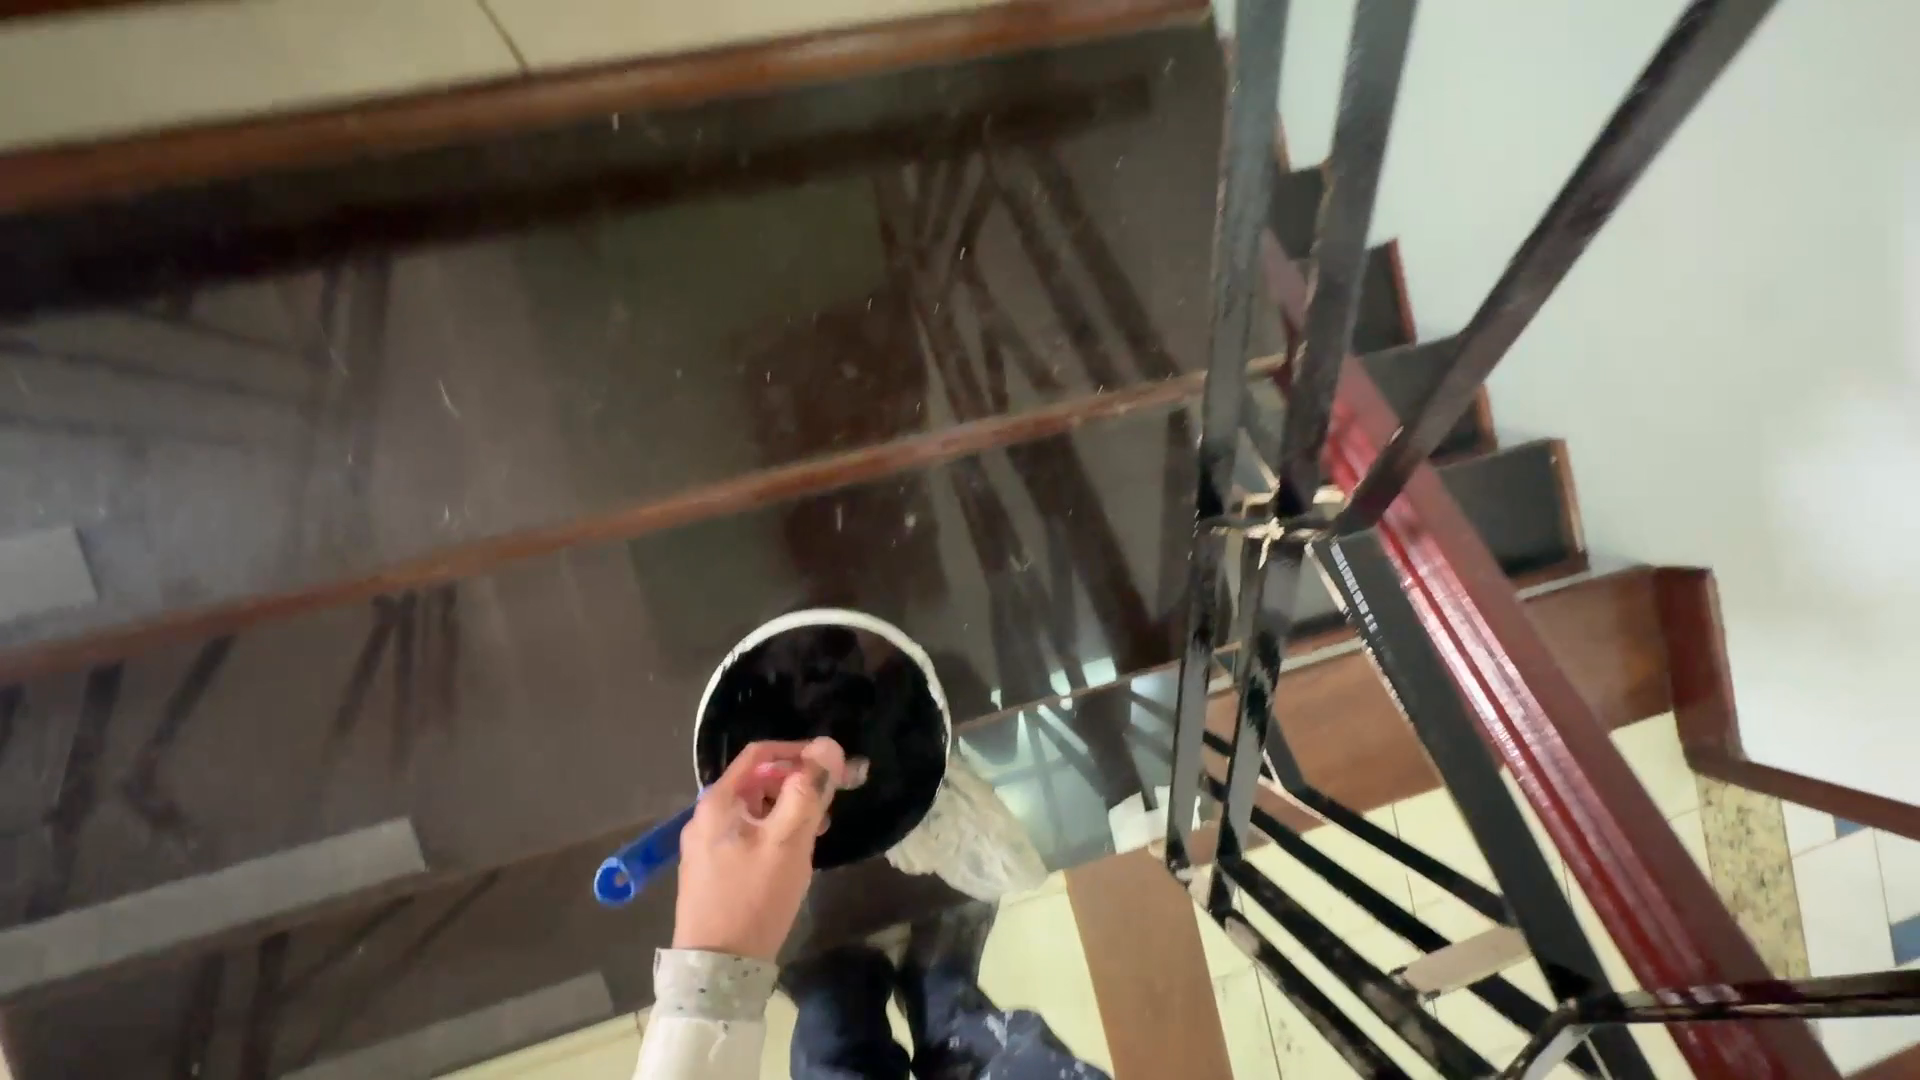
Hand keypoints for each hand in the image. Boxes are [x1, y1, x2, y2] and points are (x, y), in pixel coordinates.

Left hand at [672, 737, 847, 961]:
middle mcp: (706, 816)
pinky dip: (775, 832)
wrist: (717, 970)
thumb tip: (827, 746)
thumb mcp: (788, 839)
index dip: (800, 752)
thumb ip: (808, 789)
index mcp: (719, 801)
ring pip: (756, 809)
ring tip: (818, 830)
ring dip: (789, 810)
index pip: (762, 754)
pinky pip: (749, 833)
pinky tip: (794, 854)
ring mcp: (706, 845)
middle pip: (759, 781)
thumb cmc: (755, 896)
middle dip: (798, 784)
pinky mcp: (712, 869)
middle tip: (830, 803)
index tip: (832, 766)